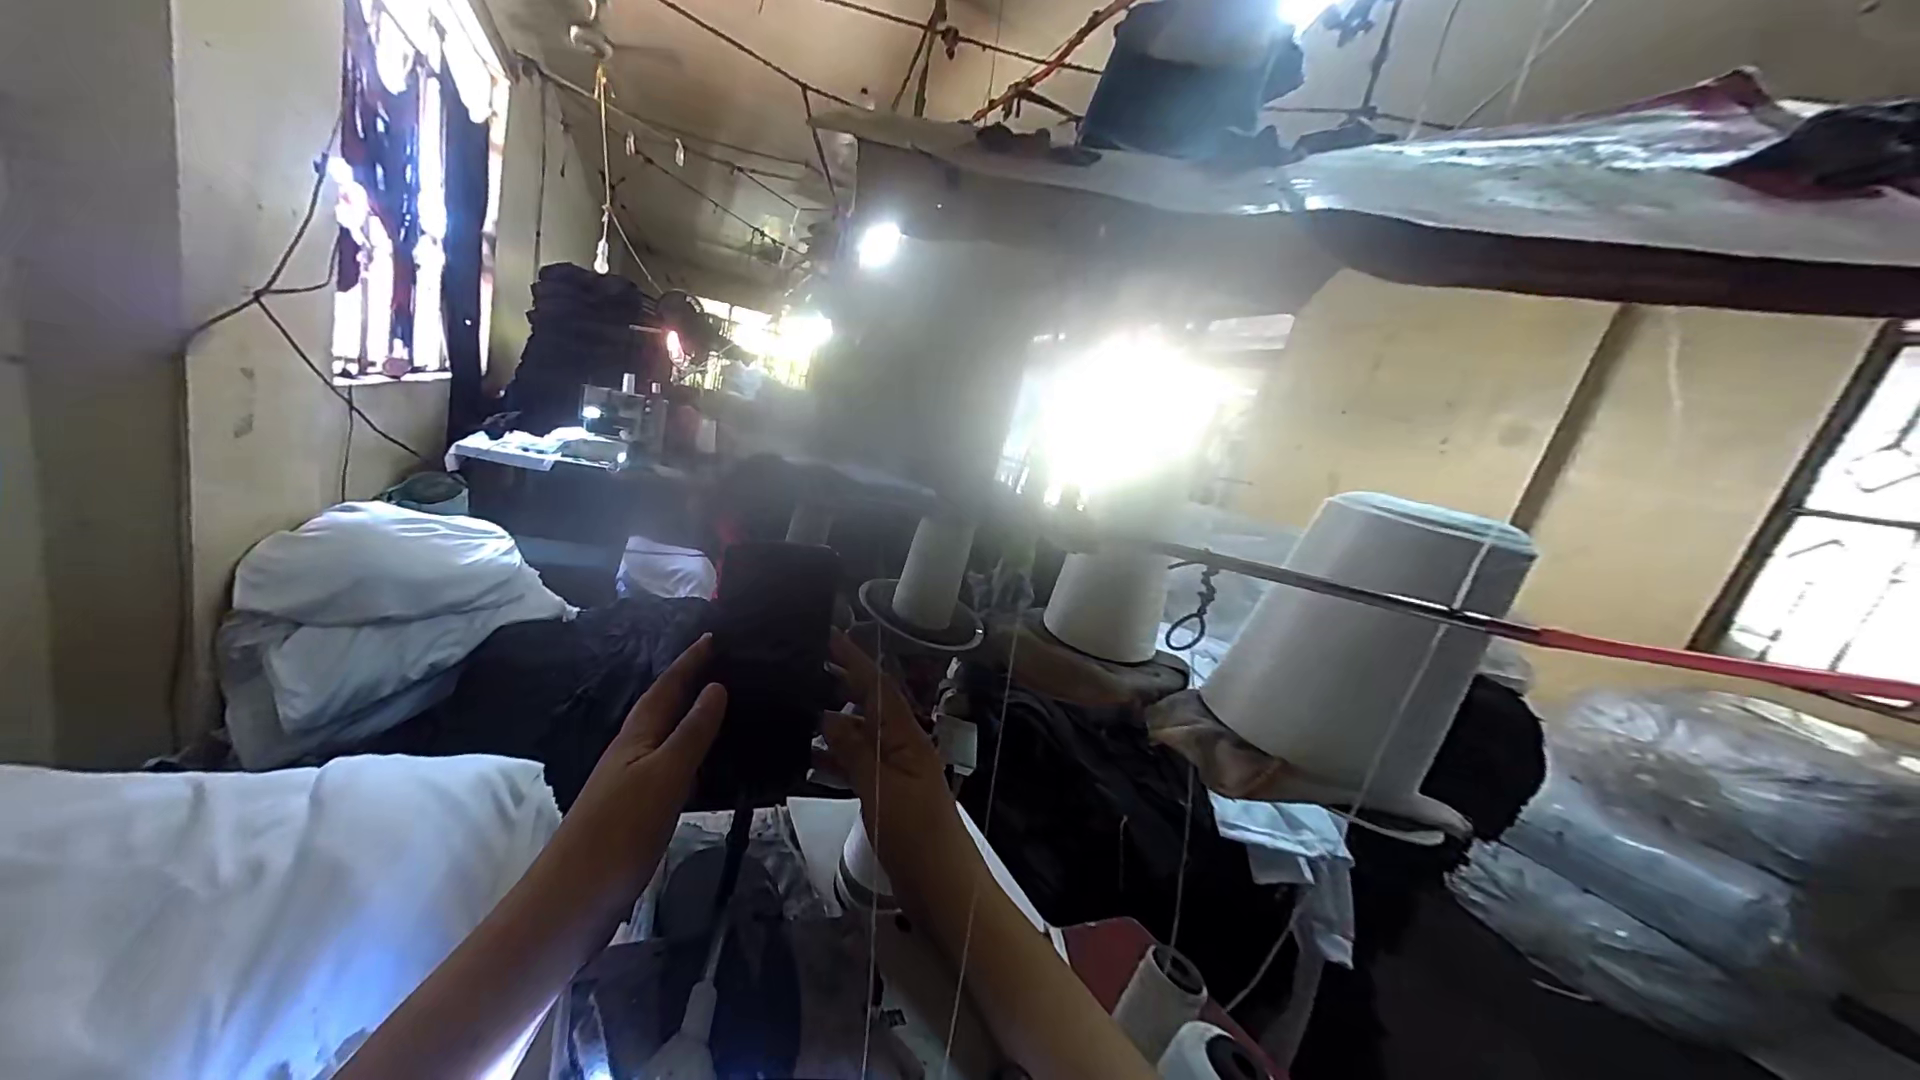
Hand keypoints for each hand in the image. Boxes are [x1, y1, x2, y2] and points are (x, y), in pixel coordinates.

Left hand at [561, 634, 727, 892]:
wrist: (573, 901)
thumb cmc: (620, 830)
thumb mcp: (665, 775)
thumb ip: (692, 732)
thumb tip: (716, 687)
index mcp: (636, 738)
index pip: (667, 688)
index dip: (690, 662)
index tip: (714, 636)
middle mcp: (632, 753)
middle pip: (664, 707)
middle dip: (690, 682)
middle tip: (726, 664)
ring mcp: (633, 782)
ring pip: (669, 736)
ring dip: (693, 716)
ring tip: (726, 704)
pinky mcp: (640, 809)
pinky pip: (675, 765)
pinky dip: (695, 752)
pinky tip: (711, 763)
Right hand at [821, 631, 966, 868]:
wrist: (940, 885)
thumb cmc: (915, 832)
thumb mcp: (882, 786)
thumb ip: (854, 750)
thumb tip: (826, 716)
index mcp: (905, 734)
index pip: (877, 685)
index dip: (854, 659)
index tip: (828, 636)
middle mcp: (899, 744)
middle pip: (866, 705)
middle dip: (837, 683)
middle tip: (800, 667)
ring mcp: (891, 769)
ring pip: (856, 735)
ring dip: (829, 722)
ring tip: (792, 707)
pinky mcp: (883, 793)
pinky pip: (853, 766)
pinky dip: (830, 759)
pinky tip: (802, 759)